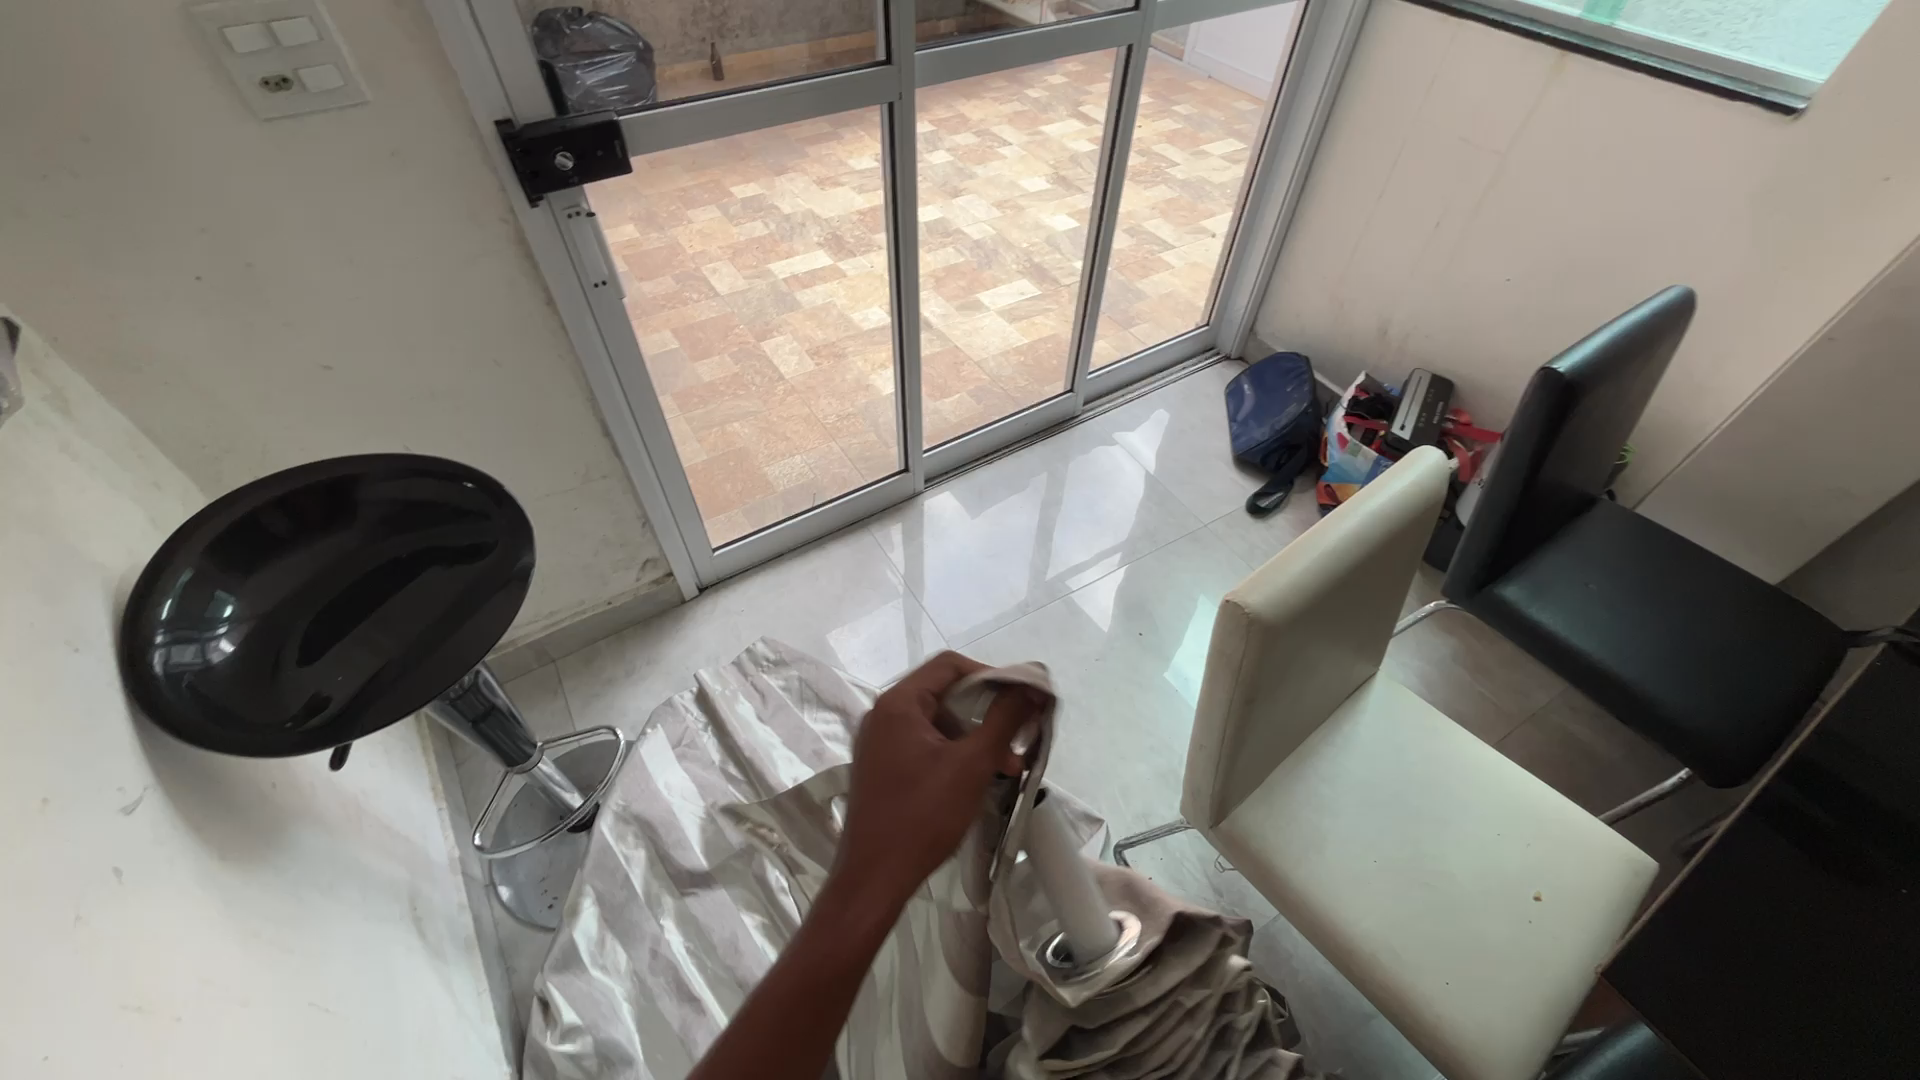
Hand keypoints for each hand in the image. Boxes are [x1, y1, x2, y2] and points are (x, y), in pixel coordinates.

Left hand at [833, 652, 1042, 905]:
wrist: (874, 878)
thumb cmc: (923, 816)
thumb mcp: (973, 764)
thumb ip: (1004, 719)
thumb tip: (1033, 686)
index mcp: (898, 703)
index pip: (950, 665)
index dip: (991, 675)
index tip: (1021, 699)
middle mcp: (883, 714)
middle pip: (944, 692)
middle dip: (986, 711)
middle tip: (1018, 736)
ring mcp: (879, 741)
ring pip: (937, 722)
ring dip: (974, 737)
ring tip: (1006, 766)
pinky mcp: (882, 766)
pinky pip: (924, 744)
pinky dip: (954, 753)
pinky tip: (978, 778)